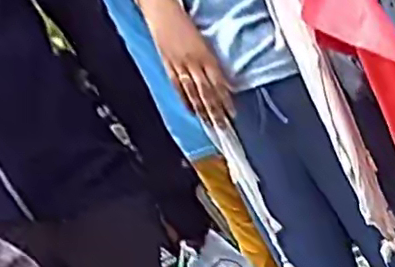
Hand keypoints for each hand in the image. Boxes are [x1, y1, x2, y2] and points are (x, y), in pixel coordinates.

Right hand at [151, 10, 234, 124]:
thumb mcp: (203, 42)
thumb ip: (212, 64)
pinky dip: (185, 100)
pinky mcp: (167, 64)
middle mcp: (193, 61)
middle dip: (215, 111)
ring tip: (209, 124)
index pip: (218, 83)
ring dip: (202, 110)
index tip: (232, 114)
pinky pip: (177, 87)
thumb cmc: (184, 23)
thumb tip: (224, 85)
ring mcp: (179, 64)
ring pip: (193, 92)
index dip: (225, 100)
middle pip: (207, 92)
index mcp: (205, 55)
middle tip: (223, 127)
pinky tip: (192, 112)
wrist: (161, 8)